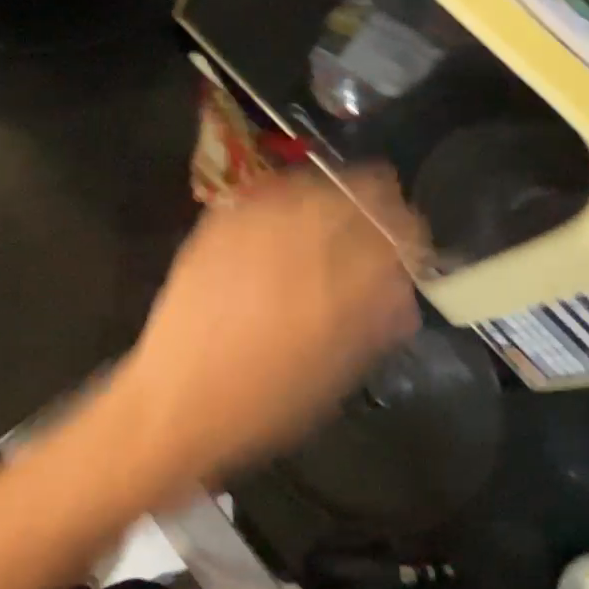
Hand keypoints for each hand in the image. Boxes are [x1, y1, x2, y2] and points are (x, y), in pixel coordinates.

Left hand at [107, 167, 424, 483]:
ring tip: (329, 219)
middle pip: (360, 191)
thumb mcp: (340, 373)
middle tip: (374, 228)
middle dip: (375, 207)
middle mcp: (305, 241)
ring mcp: (255, 228)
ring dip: (329, 197)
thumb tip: (398, 293)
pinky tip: (282, 224)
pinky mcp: (216, 226)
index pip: (401, 229)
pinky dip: (282, 202)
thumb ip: (375, 322)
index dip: (410, 235)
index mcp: (348, 283)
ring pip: (311, 184)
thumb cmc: (266, 404)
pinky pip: (263, 195)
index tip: (408, 247)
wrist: (178, 400)